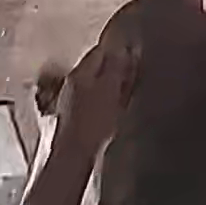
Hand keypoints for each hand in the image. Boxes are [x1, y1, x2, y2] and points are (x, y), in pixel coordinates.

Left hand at [53, 23, 139, 155]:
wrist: (74, 156)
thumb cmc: (93, 122)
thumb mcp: (110, 89)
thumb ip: (117, 67)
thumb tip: (124, 48)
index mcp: (80, 72)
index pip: (100, 50)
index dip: (117, 48)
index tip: (133, 48)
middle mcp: (73, 83)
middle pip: (96, 66)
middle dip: (114, 64)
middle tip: (134, 65)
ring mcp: (72, 101)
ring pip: (95, 83)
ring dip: (110, 81)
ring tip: (127, 85)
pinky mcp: (75, 118)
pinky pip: (94, 99)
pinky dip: (106, 97)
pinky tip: (115, 106)